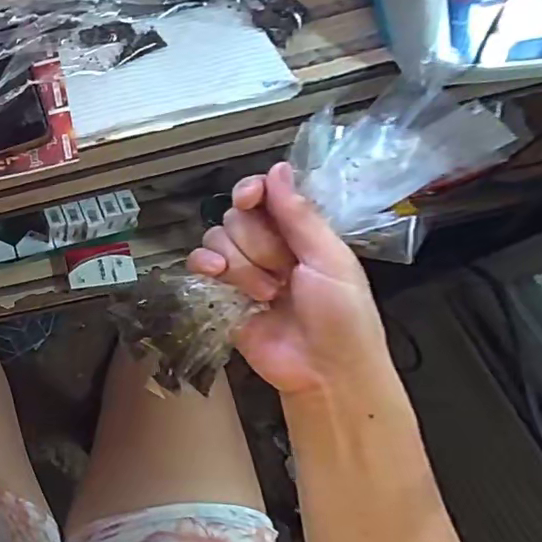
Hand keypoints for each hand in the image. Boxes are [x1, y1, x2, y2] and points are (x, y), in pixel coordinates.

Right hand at [186, 162, 389, 395]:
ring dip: (240, 266)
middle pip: (236, 217)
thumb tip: (278, 169)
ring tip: (265, 294)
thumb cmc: (343, 318)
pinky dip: (205, 266)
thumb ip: (300, 215)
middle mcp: (268, 247)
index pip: (263, 195)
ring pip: (217, 240)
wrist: (324, 373)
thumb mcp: (330, 260)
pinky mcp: (221, 294)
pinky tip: (218, 277)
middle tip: (283, 273)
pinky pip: (199, 264)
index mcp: (299, 233)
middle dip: (256, 244)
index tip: (249, 199)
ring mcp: (242, 270)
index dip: (251, 191)